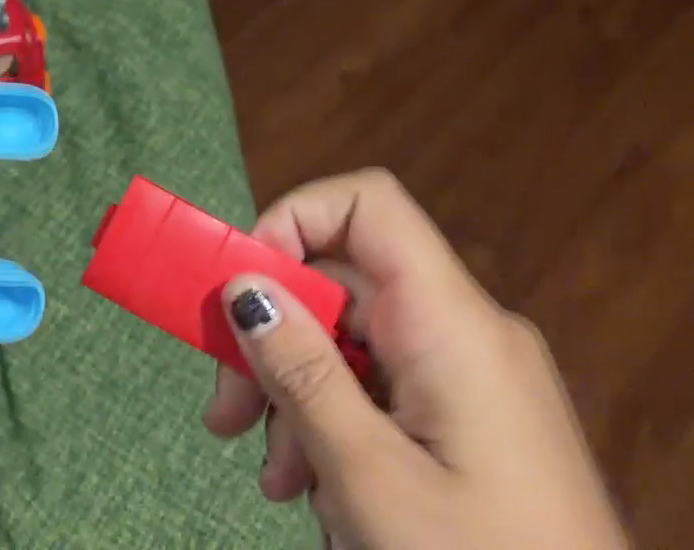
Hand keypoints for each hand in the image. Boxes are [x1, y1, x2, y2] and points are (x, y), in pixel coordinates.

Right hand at [202, 170, 628, 548]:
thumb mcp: (371, 476)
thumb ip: (302, 372)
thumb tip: (244, 286)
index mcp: (452, 324)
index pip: (367, 205)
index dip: (293, 220)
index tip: (241, 289)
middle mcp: (463, 332)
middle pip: (340, 283)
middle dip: (270, 337)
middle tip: (225, 412)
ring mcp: (468, 376)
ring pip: (349, 341)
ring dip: (293, 395)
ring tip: (275, 477)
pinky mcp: (468, 418)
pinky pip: (378, 387)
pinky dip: (331, 422)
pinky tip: (313, 488)